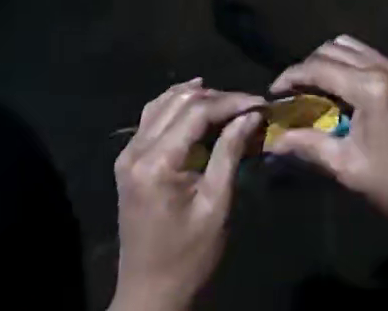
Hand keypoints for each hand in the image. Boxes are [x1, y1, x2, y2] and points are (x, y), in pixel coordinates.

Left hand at [109, 79, 264, 310]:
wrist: (150, 294)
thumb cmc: (189, 257)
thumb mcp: (216, 207)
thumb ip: (230, 154)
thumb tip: (249, 115)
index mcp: (156, 163)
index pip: (196, 112)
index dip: (230, 102)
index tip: (259, 102)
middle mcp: (135, 149)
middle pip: (179, 102)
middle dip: (216, 97)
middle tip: (247, 104)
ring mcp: (128, 152)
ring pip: (162, 103)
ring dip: (195, 97)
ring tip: (227, 100)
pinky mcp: (128, 159)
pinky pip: (152, 117)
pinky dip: (175, 105)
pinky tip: (194, 102)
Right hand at [261, 36, 387, 228]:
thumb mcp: (348, 167)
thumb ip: (308, 146)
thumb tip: (272, 141)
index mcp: (369, 86)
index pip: (318, 67)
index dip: (291, 77)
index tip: (273, 94)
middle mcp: (382, 66)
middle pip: (331, 49)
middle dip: (307, 66)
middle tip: (293, 92)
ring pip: (348, 46)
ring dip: (327, 61)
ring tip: (314, 88)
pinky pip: (365, 54)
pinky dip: (346, 63)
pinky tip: (340, 89)